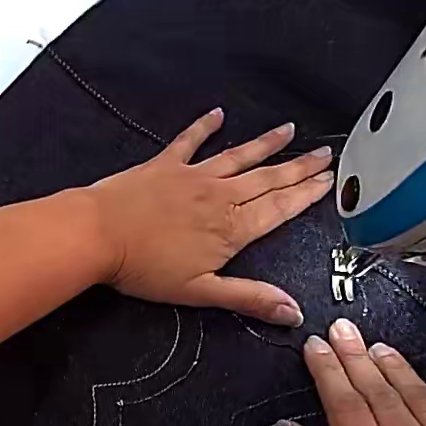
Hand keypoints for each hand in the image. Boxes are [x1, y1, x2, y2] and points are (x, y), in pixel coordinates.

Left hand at [81, 108, 332, 325]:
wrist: (97, 234)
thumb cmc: (146, 268)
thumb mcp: (201, 292)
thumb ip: (250, 298)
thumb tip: (294, 312)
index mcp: (232, 227)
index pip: (280, 208)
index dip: (306, 194)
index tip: (328, 181)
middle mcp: (220, 196)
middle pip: (268, 179)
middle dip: (299, 167)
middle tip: (325, 154)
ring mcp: (194, 175)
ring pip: (239, 156)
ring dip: (266, 144)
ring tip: (289, 130)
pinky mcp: (166, 163)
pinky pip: (190, 140)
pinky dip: (204, 127)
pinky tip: (217, 114)